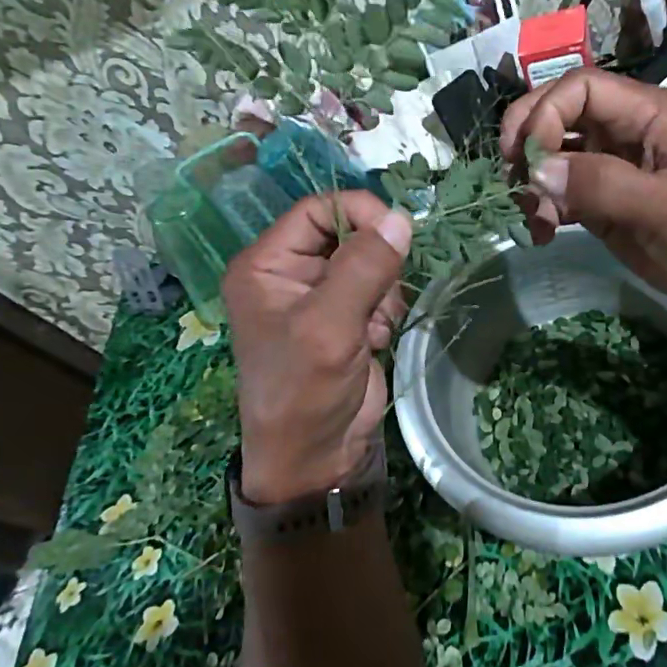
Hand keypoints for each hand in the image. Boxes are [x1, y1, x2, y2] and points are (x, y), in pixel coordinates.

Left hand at [222, 192, 411, 504]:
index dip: (358, 213)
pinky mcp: (346, 318)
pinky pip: (379, 290)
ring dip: (383, 291)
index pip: (316, 211)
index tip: (398, 232)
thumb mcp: (330, 326)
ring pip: (370, 262)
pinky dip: (386, 311)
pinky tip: (376, 340)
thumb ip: (363, 268)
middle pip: (347, 235)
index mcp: (266, 265)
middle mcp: (290, 274)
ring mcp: (319, 297)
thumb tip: (400, 218)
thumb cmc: (304, 390)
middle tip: (380, 299)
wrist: (315, 455)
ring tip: (374, 328)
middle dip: (374, 263)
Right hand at [499, 69, 666, 294]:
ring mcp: (612, 166)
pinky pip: (561, 193)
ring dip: (532, 180)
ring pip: (554, 155)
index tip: (529, 158)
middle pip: (560, 114)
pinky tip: (542, 233)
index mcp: (650, 113)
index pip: (583, 88)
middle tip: (510, 176)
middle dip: (529, 140)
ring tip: (530, 215)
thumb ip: (605, 185)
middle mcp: (625, 131)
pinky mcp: (604, 201)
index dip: (547, 113)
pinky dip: (544, 209)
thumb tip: (537, 172)